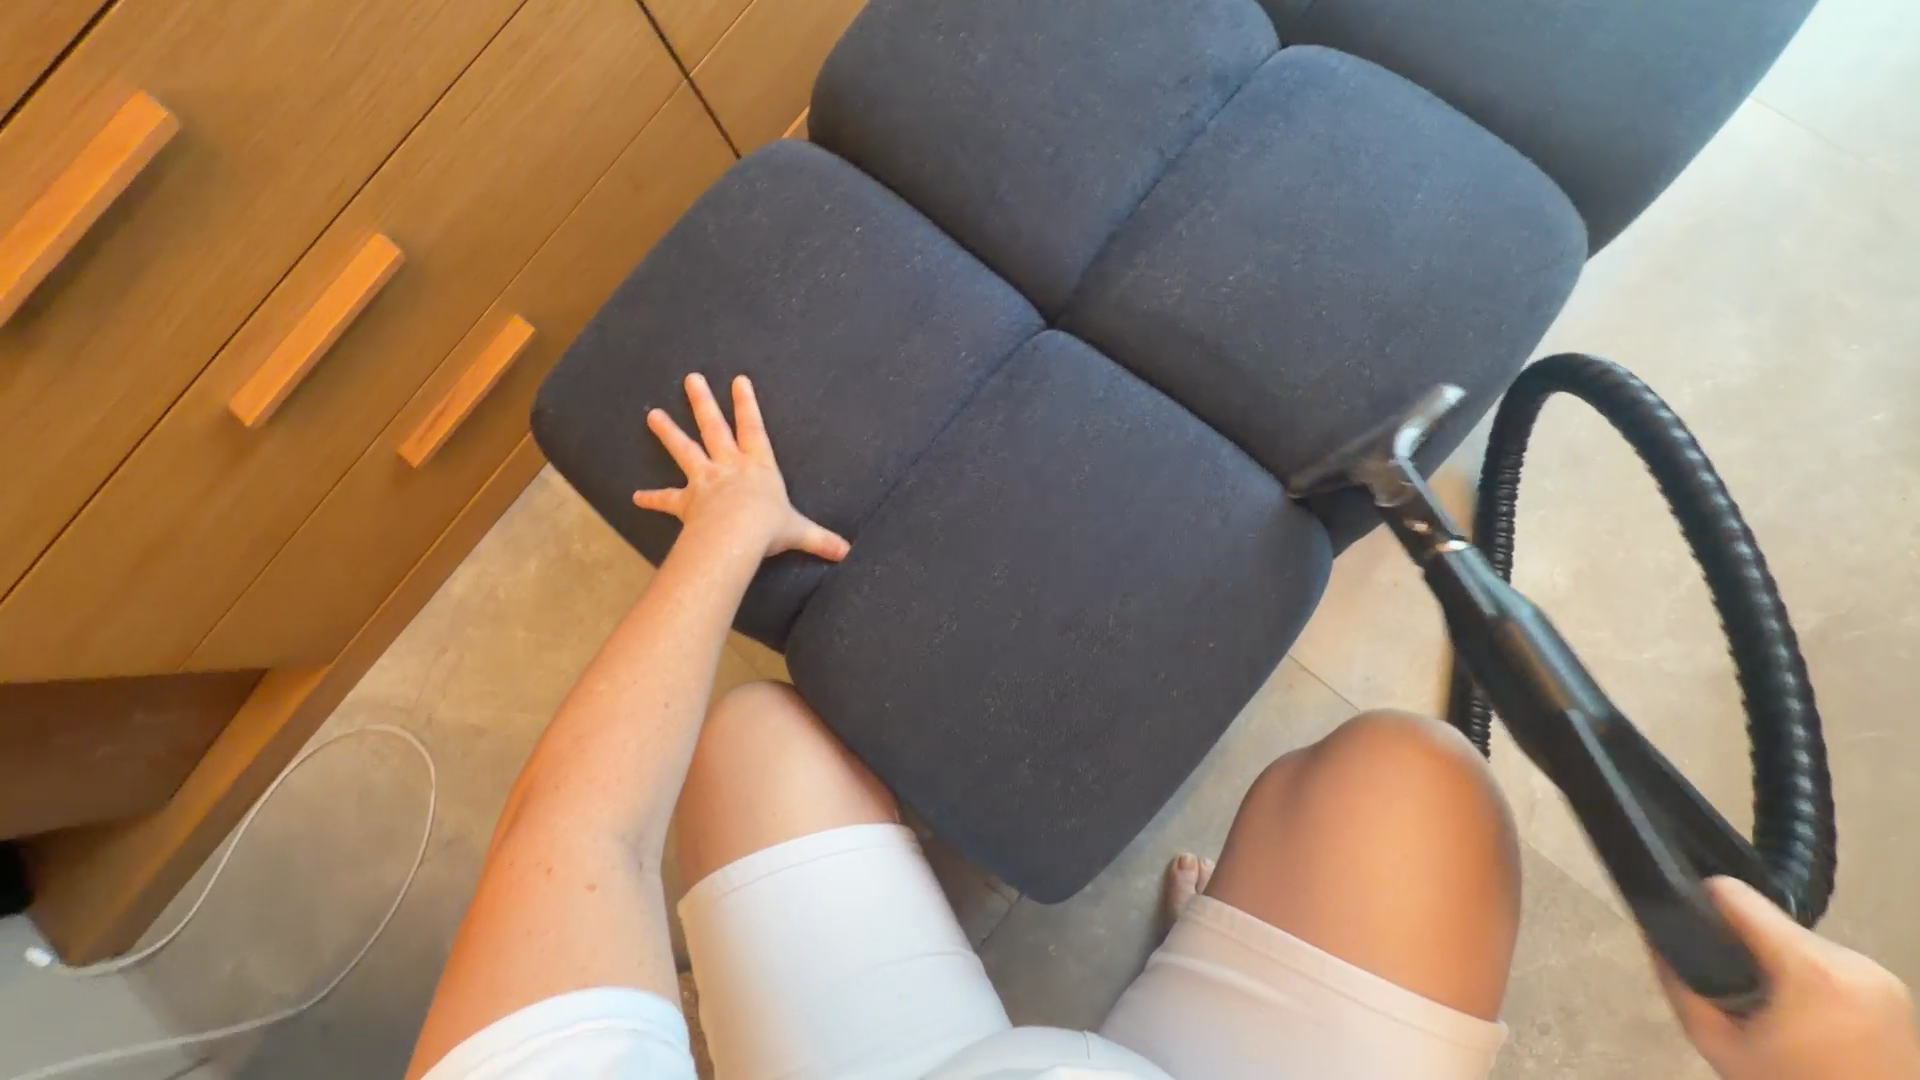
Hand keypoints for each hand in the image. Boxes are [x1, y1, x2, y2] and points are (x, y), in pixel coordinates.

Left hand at [633, 373, 849, 561]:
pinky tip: (636, 497)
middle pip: (714, 427)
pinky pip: (668, 499)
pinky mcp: (687, 501)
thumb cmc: (769, 527)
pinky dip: (652, 498)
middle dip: (703, 402)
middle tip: (691, 379)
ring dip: (669, 432)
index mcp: (759, 466)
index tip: (738, 380)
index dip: (746, 403)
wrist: (737, 534)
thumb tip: (846, 552)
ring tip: (652, 414)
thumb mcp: (800, 532)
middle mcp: (730, 466)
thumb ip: (821, 540)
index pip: (753, 427)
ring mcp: (706, 480)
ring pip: (685, 450)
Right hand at [1659, 877, 1919, 1079]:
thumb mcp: (1716, 1042)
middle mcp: (1852, 959)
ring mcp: (1881, 976)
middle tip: (1727, 984)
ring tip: (1764, 1002)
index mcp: (1811, 967)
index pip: (1734, 893)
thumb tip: (1651, 935)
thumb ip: (1677, 982)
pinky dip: (1803, 975)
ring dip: (1773, 960)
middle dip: (1740, 943)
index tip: (1686, 926)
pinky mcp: (1895, 990)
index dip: (1699, 902)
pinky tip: (1799, 1012)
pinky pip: (1827, 961)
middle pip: (1766, 920)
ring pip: (1796, 940)